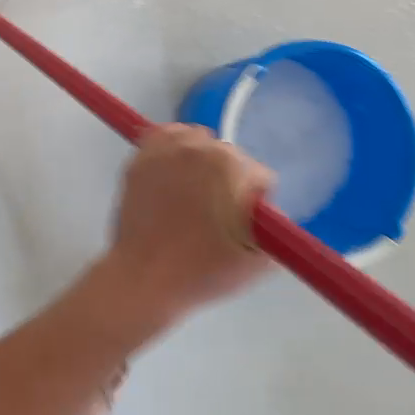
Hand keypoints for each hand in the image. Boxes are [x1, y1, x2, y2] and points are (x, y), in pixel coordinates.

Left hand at [101, 123, 273, 325]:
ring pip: (198, 142)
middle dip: (230, 181)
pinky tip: (174, 172)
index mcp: (231, 166)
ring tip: (194, 196)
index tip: (244, 223)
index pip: (260, 176)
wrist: (144, 277)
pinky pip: (166, 137)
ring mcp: (166, 149)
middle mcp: (199, 147)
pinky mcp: (140, 155)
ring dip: (203, 162)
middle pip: (230, 157)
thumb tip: (268, 210)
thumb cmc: (204, 271)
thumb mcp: (258, 258)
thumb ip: (274, 226)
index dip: (256, 201)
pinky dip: (174, 149)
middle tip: (218, 215)